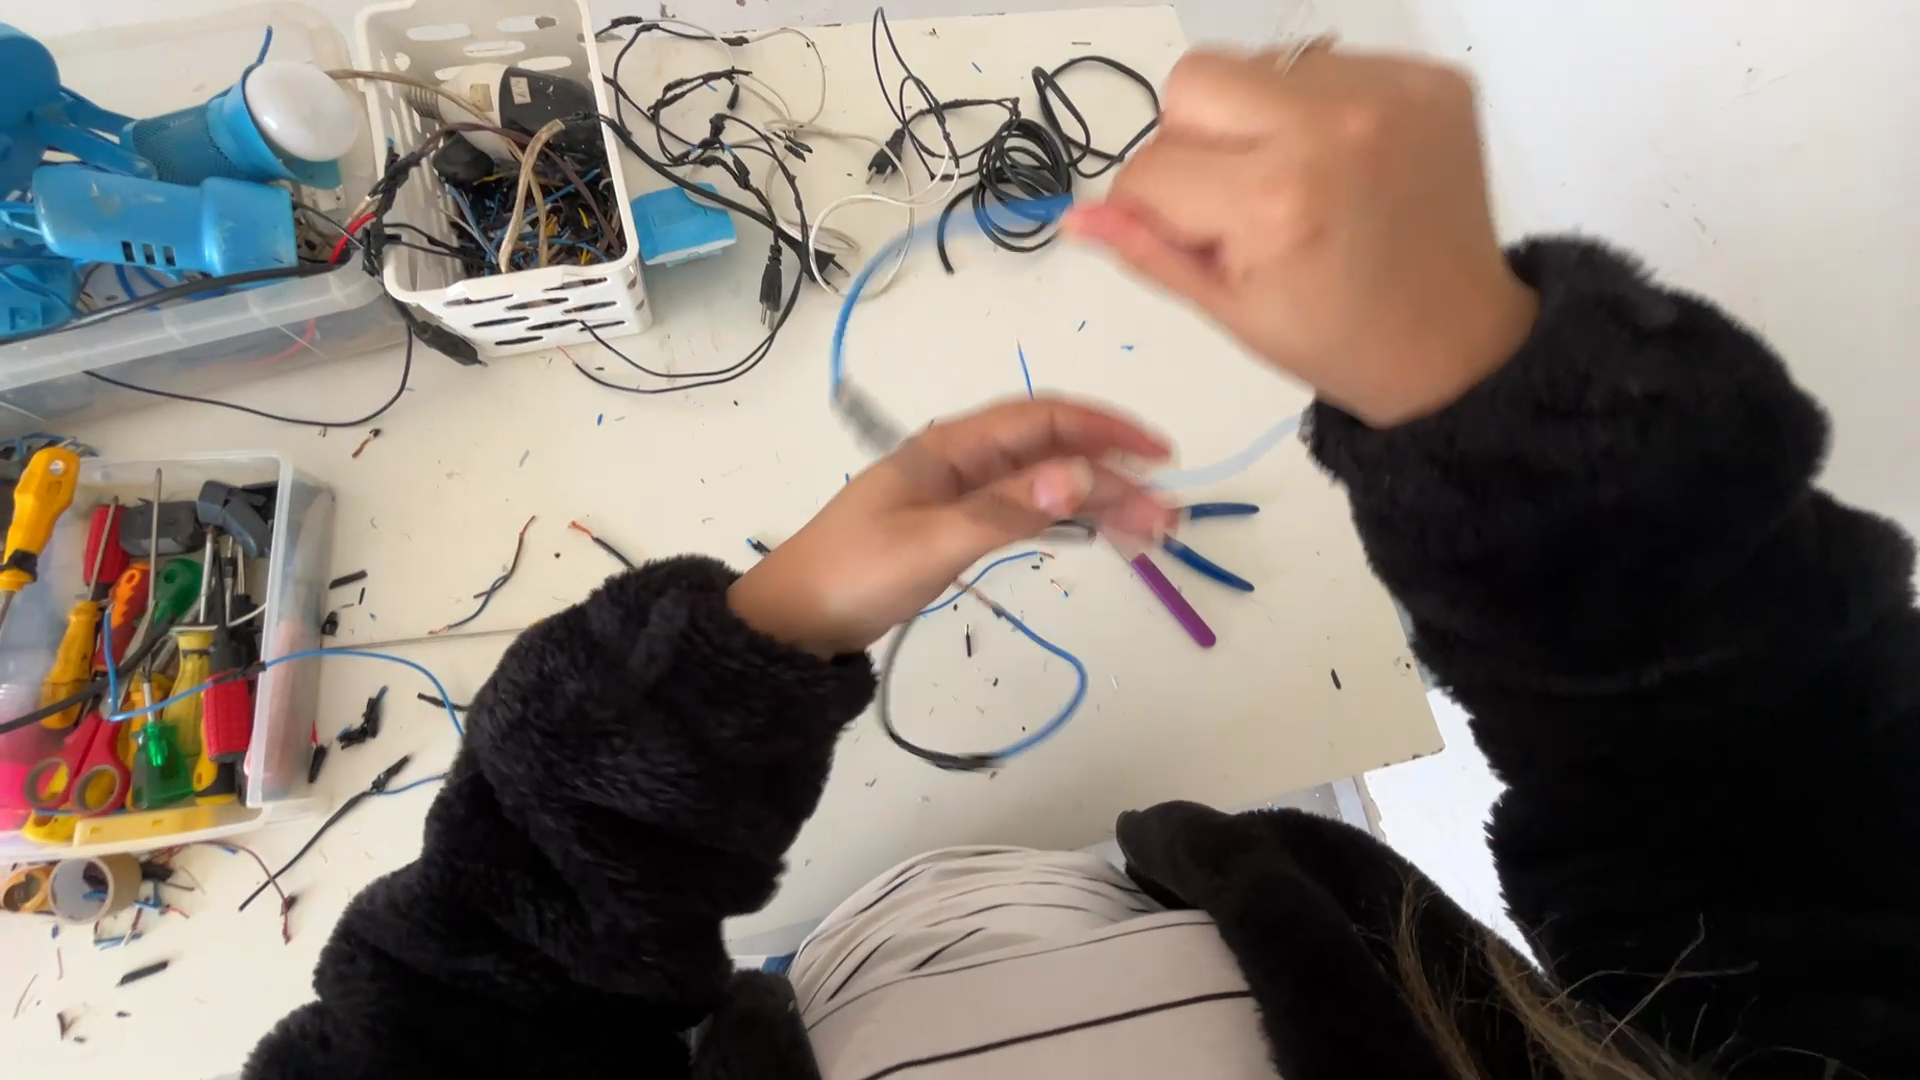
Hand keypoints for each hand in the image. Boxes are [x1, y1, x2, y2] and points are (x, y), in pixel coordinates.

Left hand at [729, 399, 1174, 655]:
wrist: (796, 621)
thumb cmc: (854, 576)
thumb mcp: (929, 544)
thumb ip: (1004, 510)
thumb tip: (1080, 476)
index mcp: (950, 447)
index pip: (1043, 420)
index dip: (1104, 429)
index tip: (1159, 454)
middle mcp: (961, 460)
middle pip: (1050, 452)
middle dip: (1111, 474)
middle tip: (1165, 515)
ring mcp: (960, 494)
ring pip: (1041, 483)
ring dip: (1093, 499)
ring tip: (1146, 529)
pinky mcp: (957, 525)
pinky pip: (1022, 510)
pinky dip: (1061, 519)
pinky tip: (1092, 531)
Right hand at [1066, 45, 1537, 426]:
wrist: (1447, 339)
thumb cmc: (1326, 339)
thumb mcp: (1224, 308)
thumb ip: (1148, 252)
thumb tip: (1078, 217)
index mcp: (1272, 201)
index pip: (1149, 167)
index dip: (1142, 205)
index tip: (1174, 234)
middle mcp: (1329, 125)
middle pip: (1192, 82)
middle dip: (1185, 142)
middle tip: (1224, 199)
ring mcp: (1387, 90)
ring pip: (1254, 65)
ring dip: (1246, 121)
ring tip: (1286, 183)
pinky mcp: (1427, 74)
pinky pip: (1322, 65)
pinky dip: (1306, 112)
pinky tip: (1331, 166)